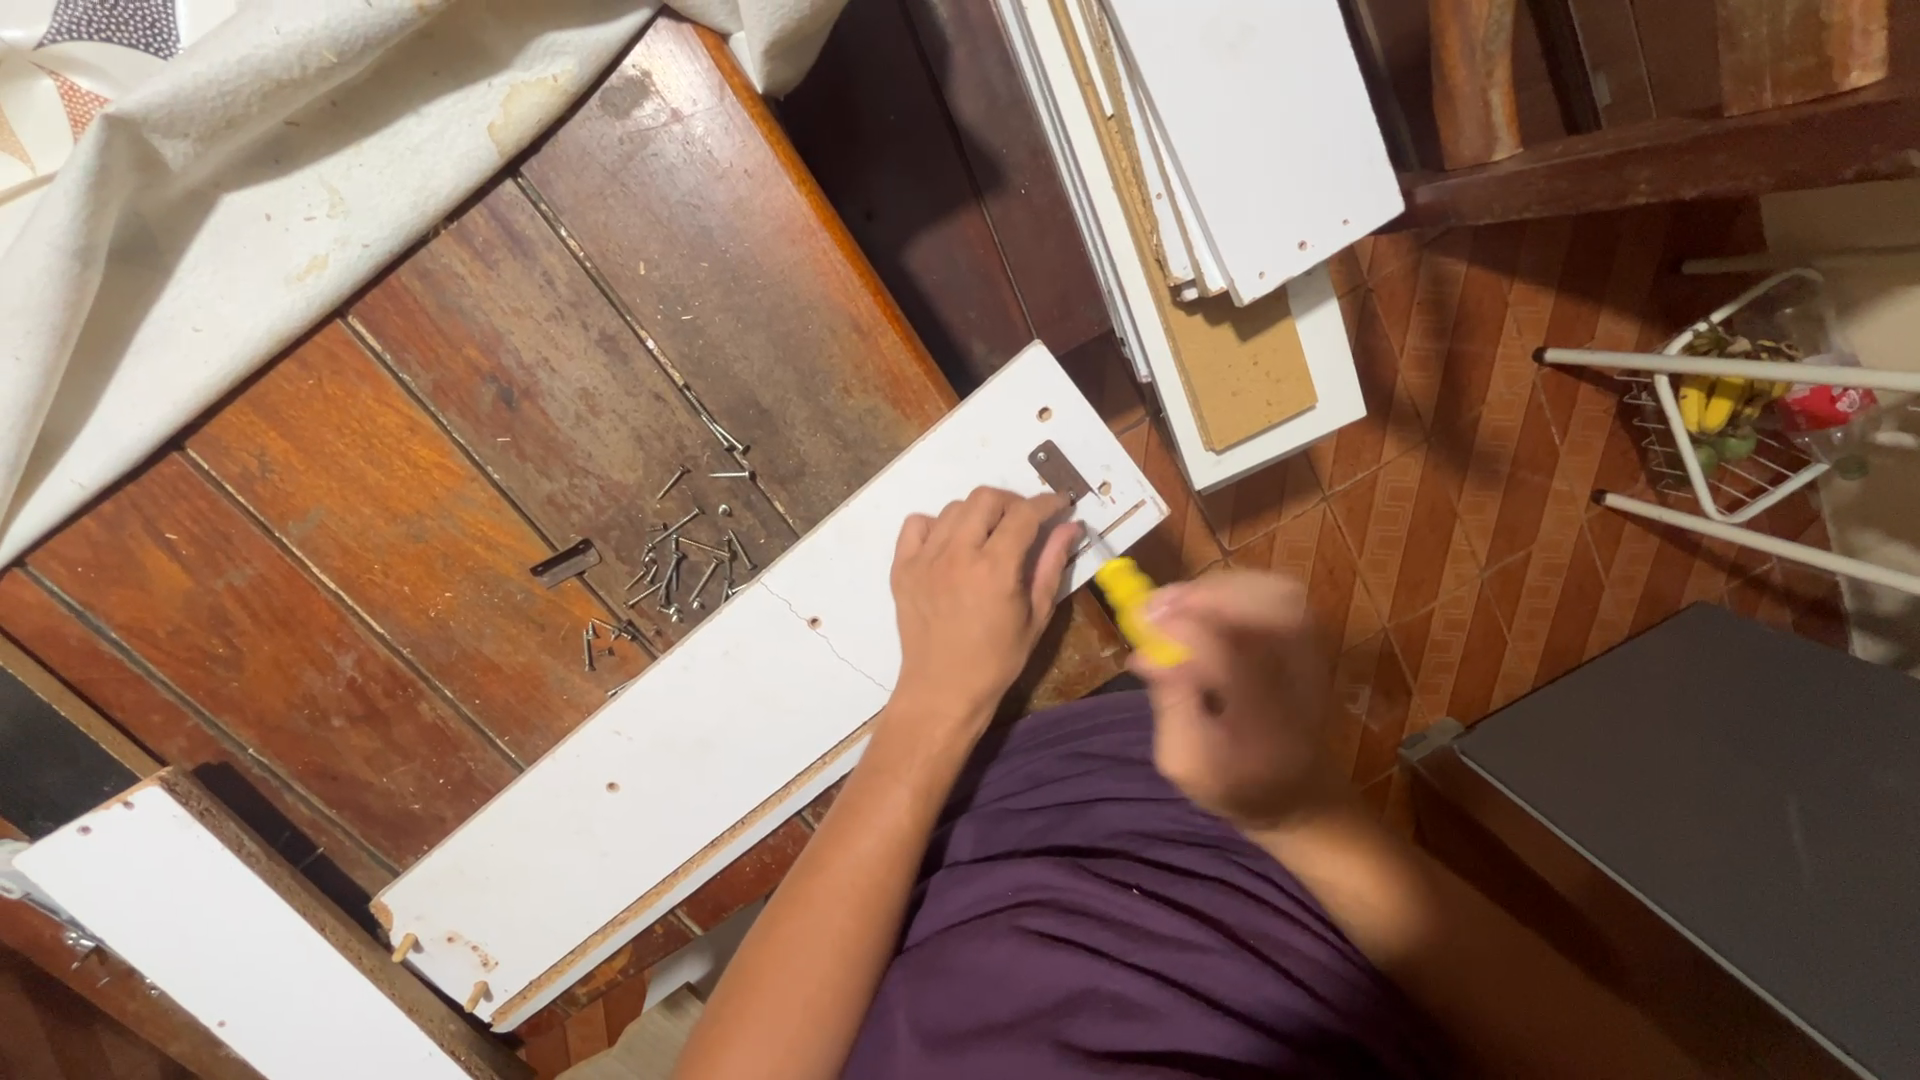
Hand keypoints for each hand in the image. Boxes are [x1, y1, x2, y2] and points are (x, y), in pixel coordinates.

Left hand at [884, 488, 1080, 744]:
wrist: (943, 690)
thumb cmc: (997, 661)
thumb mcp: (1036, 616)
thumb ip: (1052, 565)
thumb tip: (1071, 526)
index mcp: (995, 569)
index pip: (1024, 514)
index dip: (1047, 503)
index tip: (1059, 505)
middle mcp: (957, 555)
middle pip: (986, 498)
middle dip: (1012, 502)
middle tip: (1025, 521)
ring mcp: (924, 559)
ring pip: (953, 508)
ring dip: (978, 513)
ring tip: (989, 534)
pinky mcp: (902, 568)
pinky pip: (916, 524)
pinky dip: (937, 524)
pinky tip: (950, 544)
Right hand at [1129, 571, 1344, 830]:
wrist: (1296, 790)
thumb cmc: (1233, 781)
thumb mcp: (1186, 762)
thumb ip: (1170, 708)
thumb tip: (1144, 655)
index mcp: (1268, 719)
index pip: (1234, 655)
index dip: (1185, 631)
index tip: (1142, 625)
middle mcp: (1299, 676)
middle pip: (1264, 610)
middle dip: (1202, 600)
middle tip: (1152, 607)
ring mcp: (1312, 652)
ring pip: (1269, 593)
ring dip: (1214, 591)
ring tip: (1171, 606)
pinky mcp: (1310, 637)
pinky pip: (1274, 591)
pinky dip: (1233, 588)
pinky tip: (1201, 604)